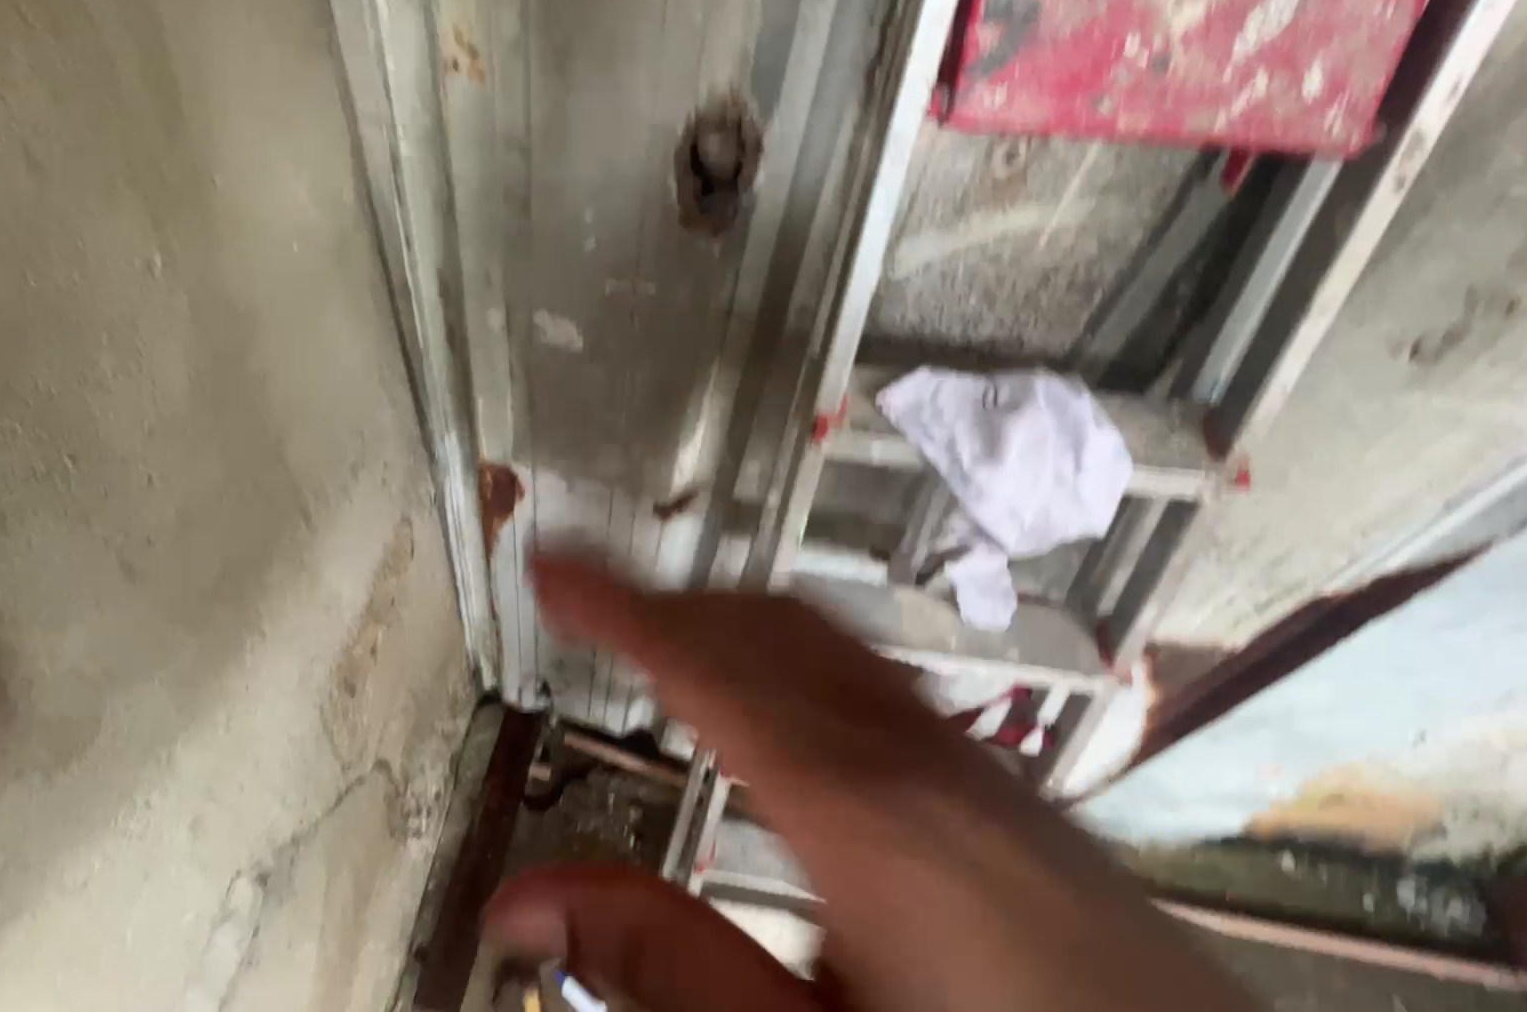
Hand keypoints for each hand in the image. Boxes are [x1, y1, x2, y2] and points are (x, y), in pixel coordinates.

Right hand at [485, 553, 1254, 1011]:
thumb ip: (659, 962)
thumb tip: (529, 898)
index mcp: (854, 813)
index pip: (703, 664)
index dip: (613, 602)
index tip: (553, 564)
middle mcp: (914, 755)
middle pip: (760, 625)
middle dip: (662, 597)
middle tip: (588, 595)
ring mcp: (966, 756)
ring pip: (818, 635)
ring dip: (724, 614)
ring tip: (659, 628)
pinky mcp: (997, 778)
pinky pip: (868, 669)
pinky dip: (791, 647)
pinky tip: (777, 690)